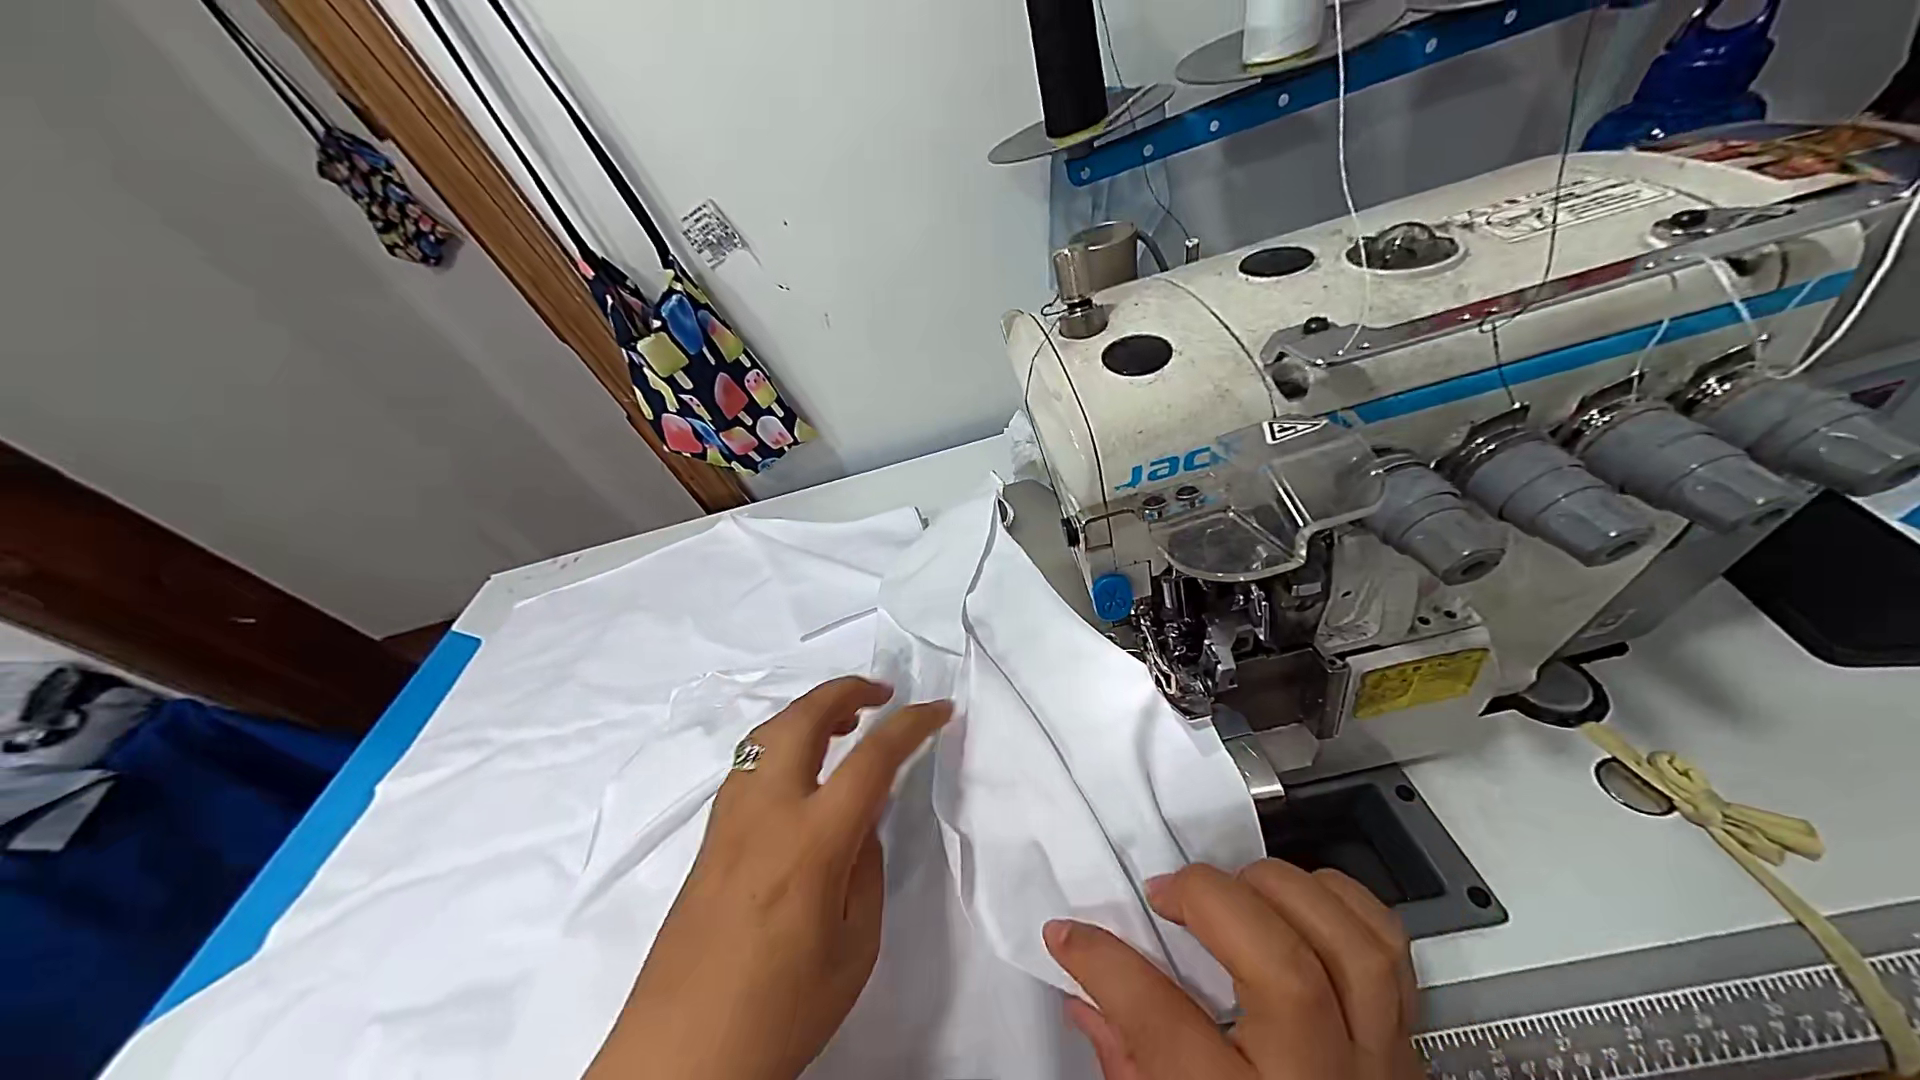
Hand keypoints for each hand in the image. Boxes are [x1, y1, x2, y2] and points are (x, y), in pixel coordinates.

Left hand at [585, 677, 952, 1079]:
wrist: (680, 1060)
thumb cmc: (782, 1010)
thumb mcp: (854, 945)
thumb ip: (865, 866)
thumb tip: (862, 819)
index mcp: (812, 841)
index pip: (872, 757)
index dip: (912, 724)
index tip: (939, 709)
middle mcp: (765, 812)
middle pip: (804, 717)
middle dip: (847, 690)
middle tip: (881, 695)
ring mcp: (729, 820)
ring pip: (768, 732)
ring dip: (810, 711)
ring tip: (843, 723)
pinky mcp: (709, 836)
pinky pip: (749, 763)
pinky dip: (782, 741)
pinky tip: (800, 769)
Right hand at [1045, 860, 1423, 1079]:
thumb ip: (1126, 1065)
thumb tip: (1084, 994)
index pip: (1165, 1023)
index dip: (1103, 962)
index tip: (1070, 933)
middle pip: (1282, 968)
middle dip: (1210, 900)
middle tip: (1163, 893)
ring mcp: (1377, 1064)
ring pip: (1350, 948)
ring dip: (1280, 890)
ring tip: (1232, 888)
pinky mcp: (1403, 1041)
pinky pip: (1389, 948)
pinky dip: (1340, 902)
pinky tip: (1295, 900)